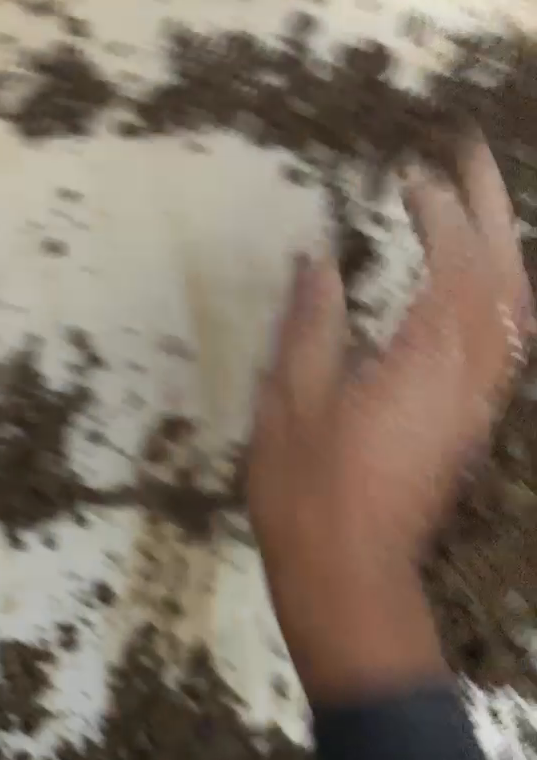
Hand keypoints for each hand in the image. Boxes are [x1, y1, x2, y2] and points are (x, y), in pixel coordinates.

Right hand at [248, 135, 533, 701]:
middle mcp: (476, 362)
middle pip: (502, 266)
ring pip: (517, 295)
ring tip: (472, 205)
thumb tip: (317, 263)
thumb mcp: (287, 405)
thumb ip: (309, 329)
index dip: (439, 210)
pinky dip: (500, 287)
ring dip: (499, 242)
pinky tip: (479, 279)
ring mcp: (484, 386)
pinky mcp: (476, 408)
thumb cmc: (304, 486)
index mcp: (427, 356)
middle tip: (466, 156)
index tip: (413, 173)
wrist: (349, 559)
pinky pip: (509, 329)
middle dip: (487, 206)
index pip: (453, 261)